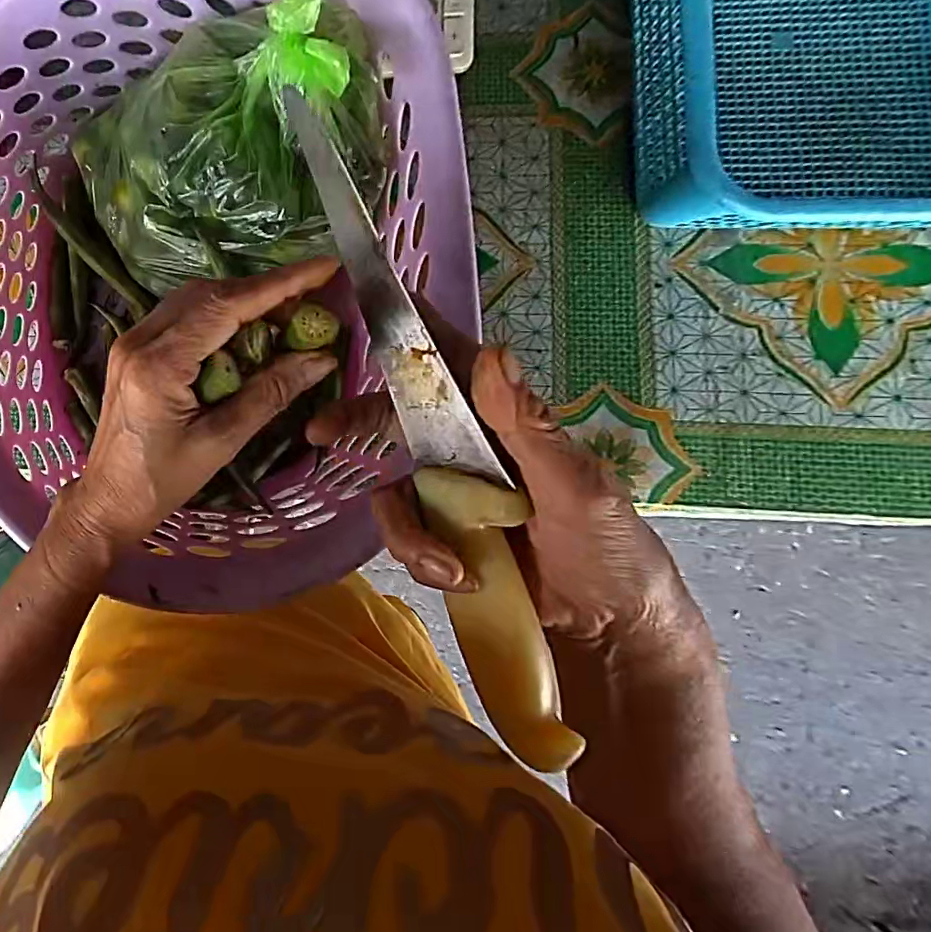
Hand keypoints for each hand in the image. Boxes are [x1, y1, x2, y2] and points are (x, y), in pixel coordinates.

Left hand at [55, 258, 340, 546]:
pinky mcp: (135, 348)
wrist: (108, 500)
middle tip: (311, 296)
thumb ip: (271, 394)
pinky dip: (223, 313)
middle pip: (212, 293)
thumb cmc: (163, 481)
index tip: (322, 268)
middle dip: (266, 289)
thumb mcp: (223, 442)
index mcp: (160, 365)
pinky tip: (249, 329)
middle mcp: (141, 339)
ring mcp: (133, 340)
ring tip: (287, 312)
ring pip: (197, 298)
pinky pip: (185, 315)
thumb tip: (320, 360)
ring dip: (245, 298)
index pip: (228, 306)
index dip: (280, 283)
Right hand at [307, 341, 682, 645]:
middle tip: (322, 431)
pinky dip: (422, 558)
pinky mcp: (442, 537)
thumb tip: (490, 352)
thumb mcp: (573, 484)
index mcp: (504, 423)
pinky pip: (405, 535)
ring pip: (393, 490)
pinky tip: (461, 578)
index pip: (455, 366)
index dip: (416, 334)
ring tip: (453, 568)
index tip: (374, 307)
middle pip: (400, 420)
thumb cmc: (608, 544)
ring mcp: (451, 495)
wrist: (607, 624)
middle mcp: (469, 450)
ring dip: (409, 532)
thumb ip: (527, 426)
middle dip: (358, 421)